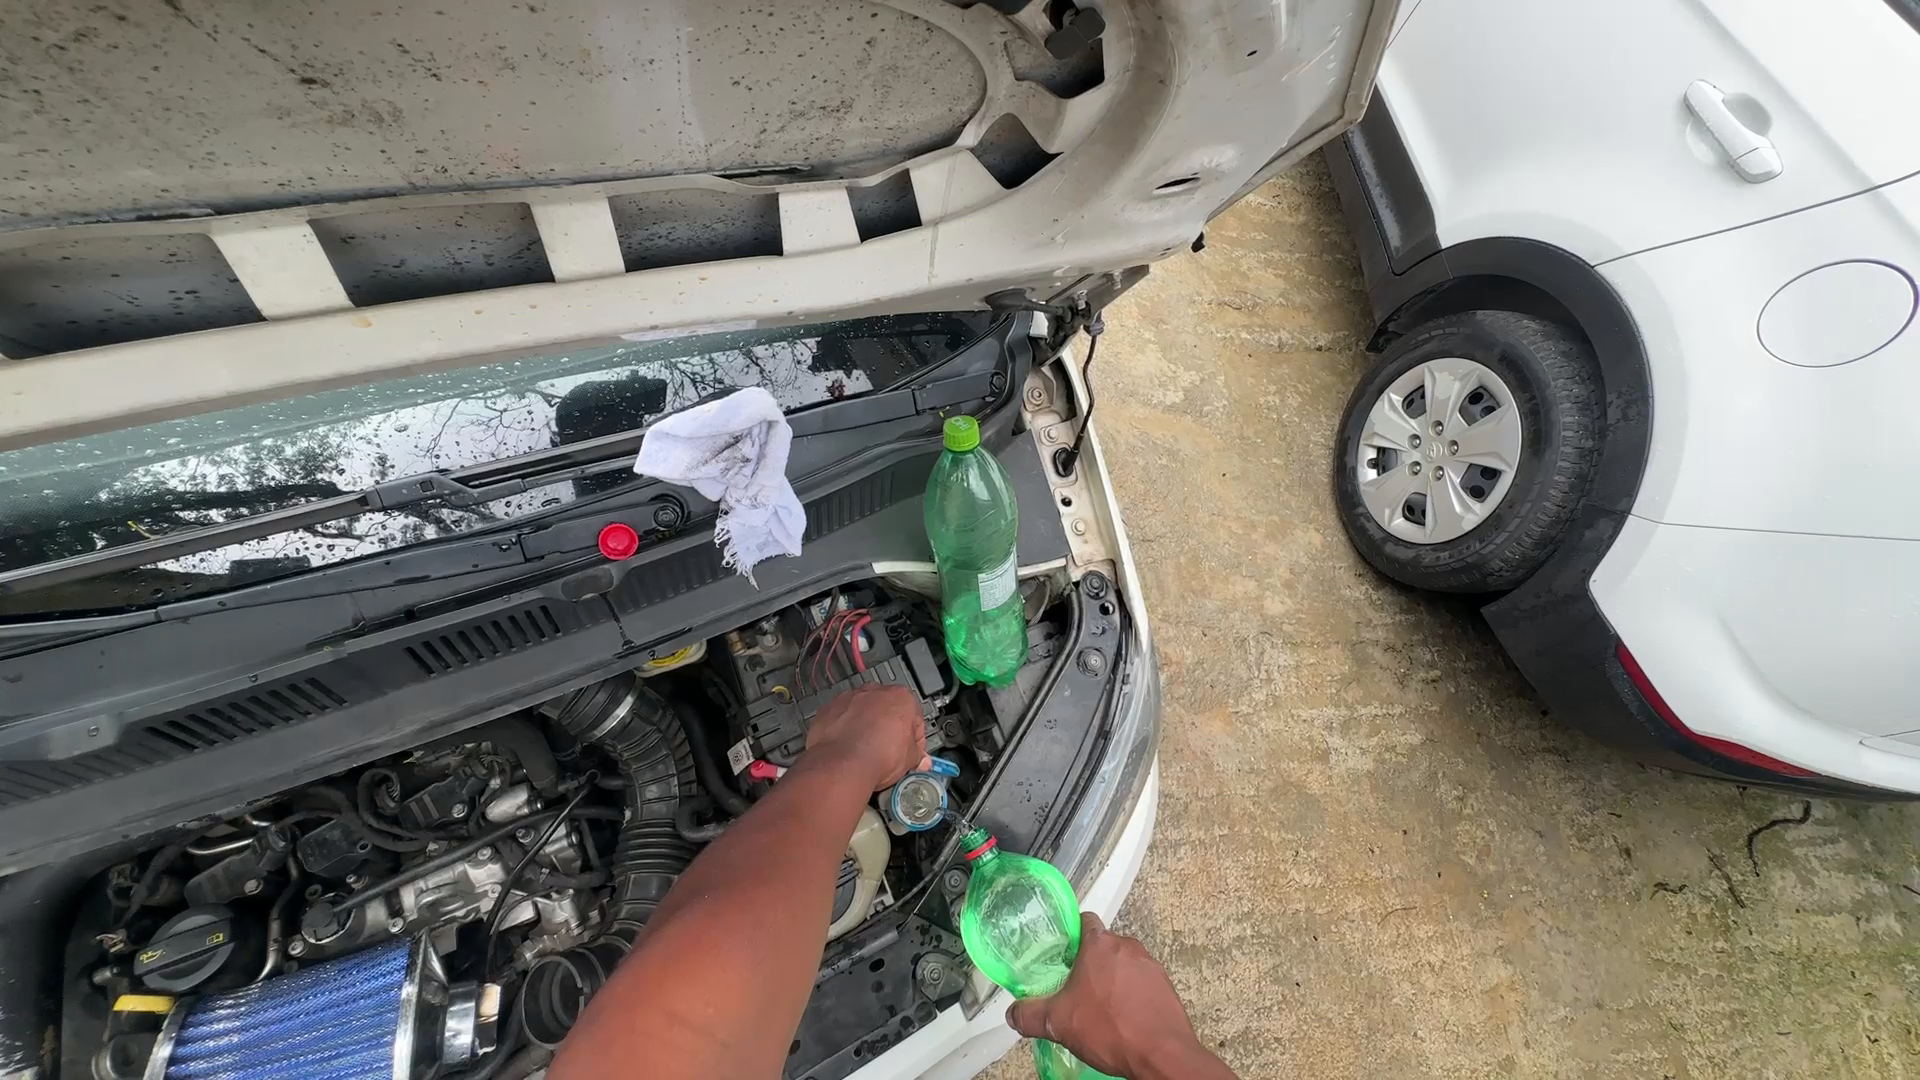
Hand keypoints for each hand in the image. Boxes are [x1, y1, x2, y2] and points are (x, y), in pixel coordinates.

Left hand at [804, 684, 930, 790]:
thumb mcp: (909, 759)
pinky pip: (841, 717)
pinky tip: (847, 748)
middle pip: (887, 709)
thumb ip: (917, 755)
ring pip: (862, 710)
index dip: (914, 737)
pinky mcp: (829, 708)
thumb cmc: (877, 755)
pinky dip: (844, 729)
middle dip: (888, 727)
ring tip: (866, 751)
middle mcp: (875, 691)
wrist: (842, 765)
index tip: (911, 750)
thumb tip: (919, 759)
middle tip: (889, 750)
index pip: (915, 716)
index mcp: (901, 697)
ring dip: (865, 725)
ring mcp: (850, 698)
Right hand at [1006, 913, 1230, 1079]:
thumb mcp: (1060, 1023)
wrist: (1162, 1056)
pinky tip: (1126, 1018)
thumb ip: (1031, 1014)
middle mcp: (1126, 945)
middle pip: (1103, 945)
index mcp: (1099, 944)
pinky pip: (1143, 982)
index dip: (1072, 934)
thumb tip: (1013, 1013)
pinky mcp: (1166, 985)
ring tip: (1104, 1008)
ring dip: (1114, 980)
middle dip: (1092, 964)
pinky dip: (1134, 995)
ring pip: (1124, 964)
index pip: (1084, 920)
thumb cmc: (1112, 1029)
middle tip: (1079, 989)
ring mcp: (1149, 964)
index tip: (1064, 953)